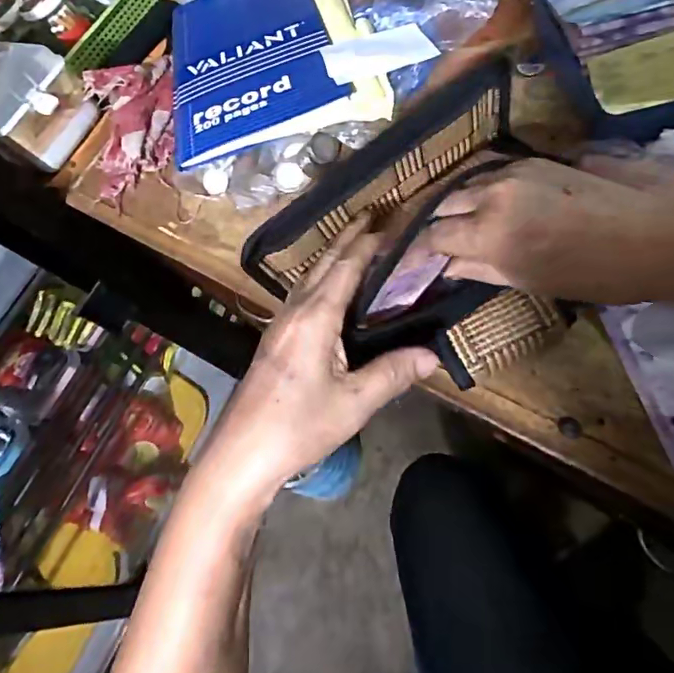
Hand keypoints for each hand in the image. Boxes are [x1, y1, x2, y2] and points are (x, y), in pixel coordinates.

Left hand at [197, 225, 439, 507]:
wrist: (240, 455)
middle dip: (347, 238)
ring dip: (332, 256)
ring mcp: (279, 324)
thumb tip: (433, 355)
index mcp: (315, 317)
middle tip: (372, 217)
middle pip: (323, 264)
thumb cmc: (298, 427)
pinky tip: (330, 290)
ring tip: (356, 245)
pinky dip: (322, 278)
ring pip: (309, 277)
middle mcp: (294, 311)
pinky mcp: (274, 339)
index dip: (367, 243)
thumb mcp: (354, 403)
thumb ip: (393, 373)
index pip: (345, 266)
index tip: (390, 223)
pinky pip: (302, 294)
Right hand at [418, 158, 673, 303]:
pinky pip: (488, 171)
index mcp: (490, 233)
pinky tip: (479, 200)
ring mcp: (512, 171)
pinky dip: (476, 186)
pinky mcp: (531, 160)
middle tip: (425, 239)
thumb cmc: (592, 274)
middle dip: (430, 222)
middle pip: (442, 204)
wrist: (649, 236)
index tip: (408, 259)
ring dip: (452, 202)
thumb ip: (480, 268)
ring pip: (464, 183)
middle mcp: (492, 194)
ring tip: (448, 219)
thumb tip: (446, 265)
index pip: (434, 236)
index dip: (417, 249)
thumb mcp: (529, 281)